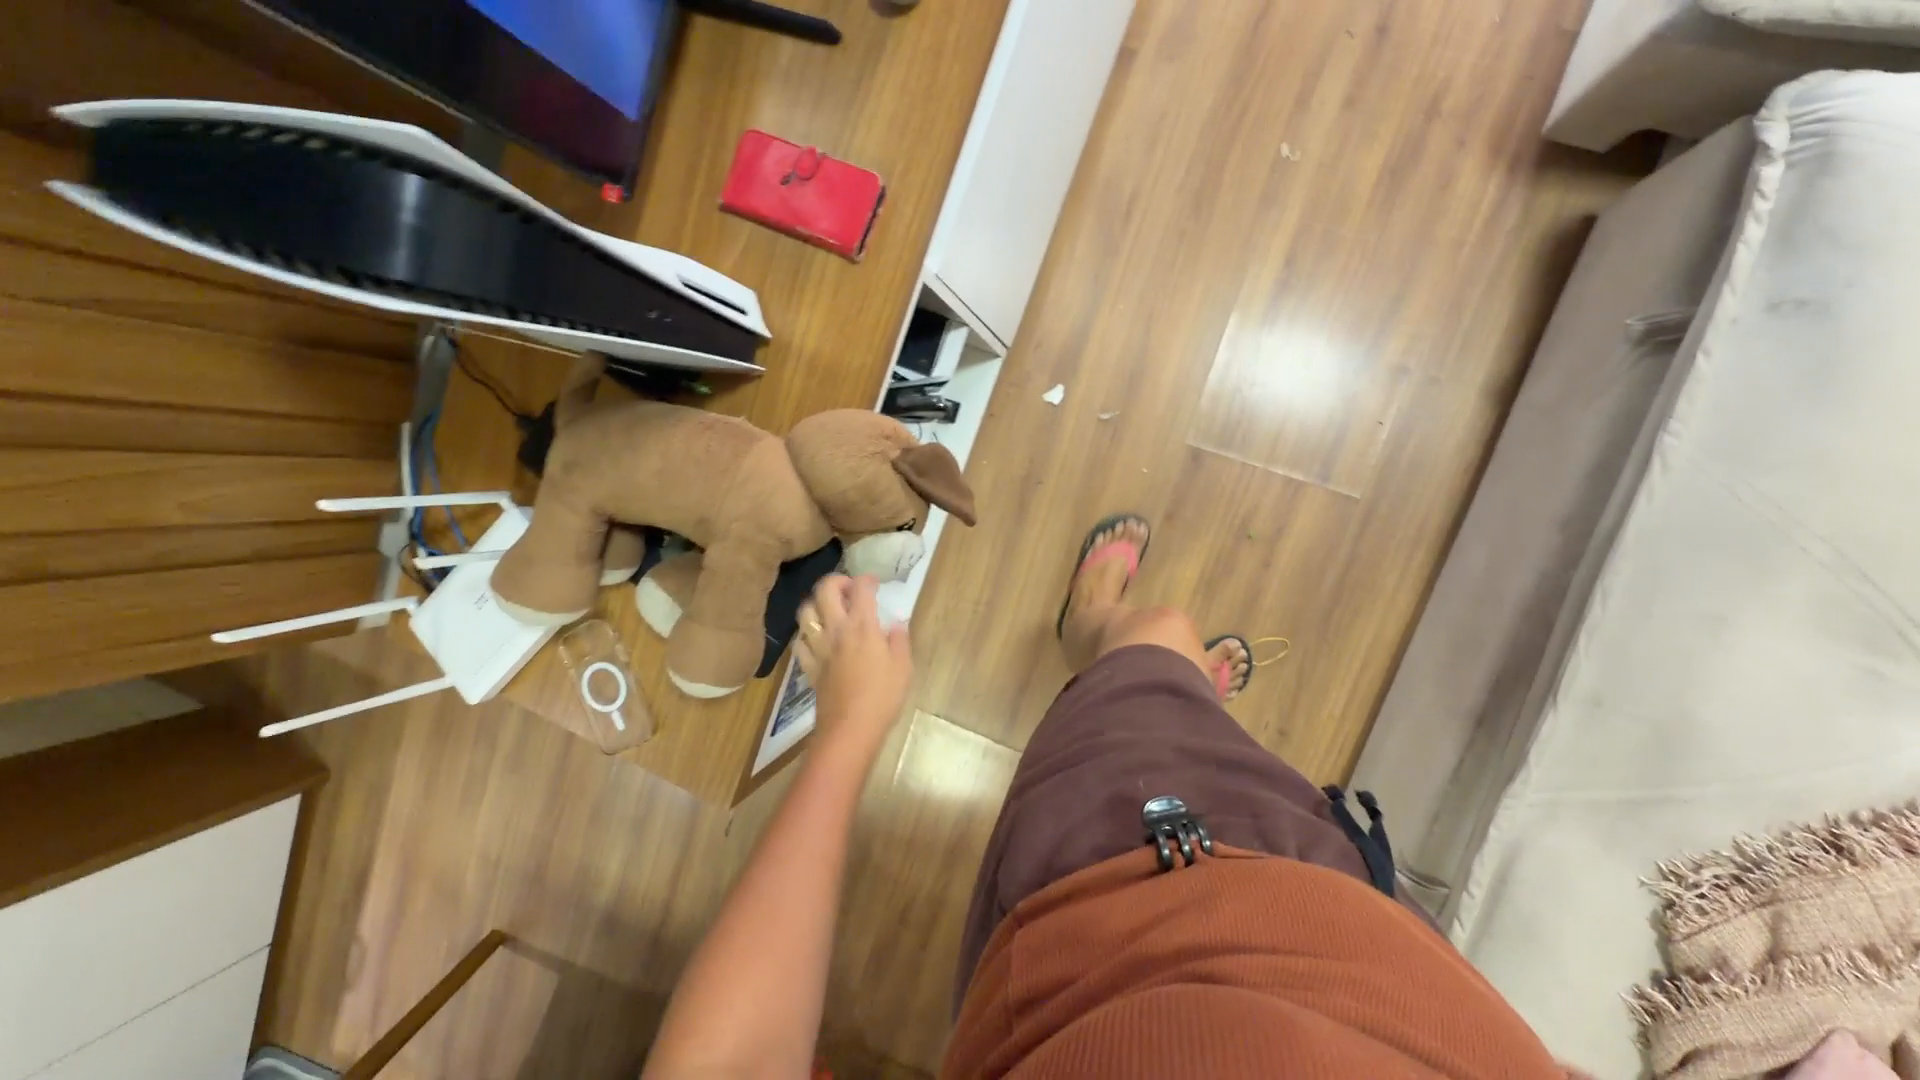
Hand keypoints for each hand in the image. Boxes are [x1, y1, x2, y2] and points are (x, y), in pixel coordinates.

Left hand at [794, 575, 911, 759]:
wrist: (850, 728)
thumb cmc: (882, 697)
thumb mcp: (903, 668)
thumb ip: (899, 641)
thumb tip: (896, 624)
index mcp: (863, 626)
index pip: (861, 588)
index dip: (867, 579)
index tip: (874, 583)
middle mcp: (836, 629)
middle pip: (825, 590)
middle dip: (836, 581)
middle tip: (848, 589)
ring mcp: (818, 647)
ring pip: (805, 611)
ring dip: (816, 603)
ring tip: (829, 610)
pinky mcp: (808, 665)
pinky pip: (800, 641)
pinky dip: (806, 634)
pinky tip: (817, 638)